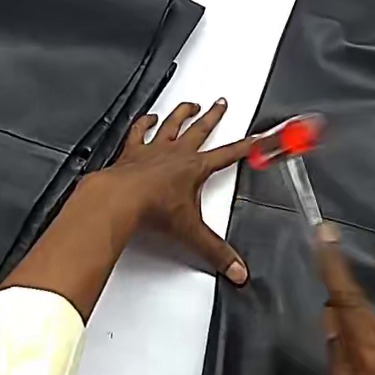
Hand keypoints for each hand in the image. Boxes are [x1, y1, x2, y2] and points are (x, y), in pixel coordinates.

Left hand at [95, 100, 254, 283]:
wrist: (121, 199)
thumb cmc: (153, 210)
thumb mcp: (192, 234)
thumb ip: (216, 252)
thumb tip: (237, 270)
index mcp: (195, 168)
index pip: (227, 155)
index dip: (243, 146)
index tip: (254, 138)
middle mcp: (177, 152)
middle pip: (200, 129)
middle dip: (214, 116)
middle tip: (221, 104)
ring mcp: (154, 148)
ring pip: (173, 123)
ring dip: (183, 113)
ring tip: (191, 104)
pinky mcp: (133, 150)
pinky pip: (140, 131)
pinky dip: (144, 122)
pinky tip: (147, 117)